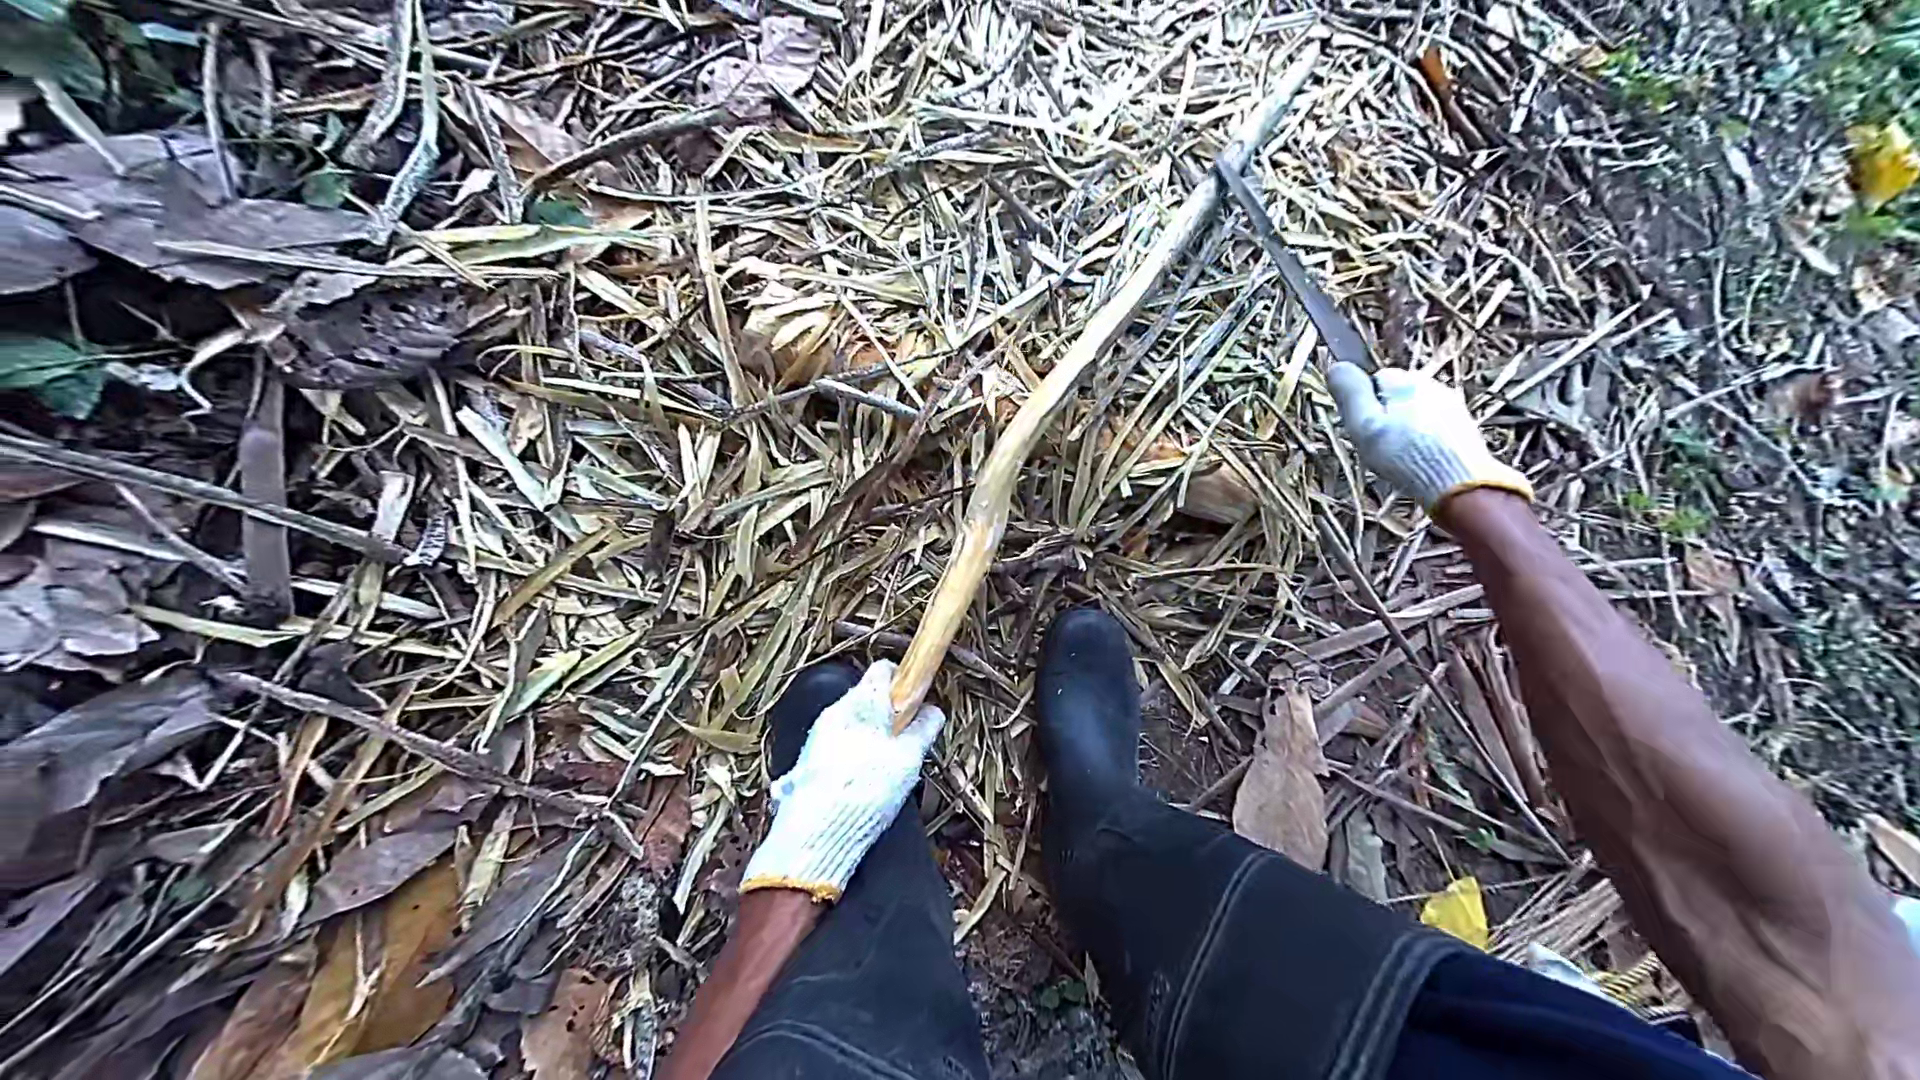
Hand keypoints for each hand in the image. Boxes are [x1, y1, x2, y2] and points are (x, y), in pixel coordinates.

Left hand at [740, 660, 944, 902]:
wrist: (815, 836)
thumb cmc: (868, 790)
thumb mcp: (910, 758)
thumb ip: (924, 728)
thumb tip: (932, 710)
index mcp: (862, 700)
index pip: (884, 668)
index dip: (903, 680)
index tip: (915, 700)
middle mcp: (836, 709)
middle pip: (867, 696)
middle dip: (888, 713)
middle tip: (905, 741)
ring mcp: (818, 733)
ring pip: (851, 721)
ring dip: (869, 734)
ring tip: (883, 767)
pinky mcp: (807, 758)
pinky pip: (836, 743)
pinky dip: (851, 753)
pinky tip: (860, 781)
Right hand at [1325, 362, 1532, 510]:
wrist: (1458, 483)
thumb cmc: (1404, 455)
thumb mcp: (1365, 425)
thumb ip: (1350, 393)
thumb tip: (1336, 365)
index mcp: (1406, 381)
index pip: (1374, 378)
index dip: (1362, 402)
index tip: (1360, 427)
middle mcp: (1432, 385)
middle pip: (1394, 394)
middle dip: (1383, 414)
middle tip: (1376, 444)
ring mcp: (1451, 404)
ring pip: (1412, 409)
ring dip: (1401, 426)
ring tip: (1396, 454)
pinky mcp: (1463, 424)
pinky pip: (1430, 424)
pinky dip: (1419, 437)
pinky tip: (1416, 457)